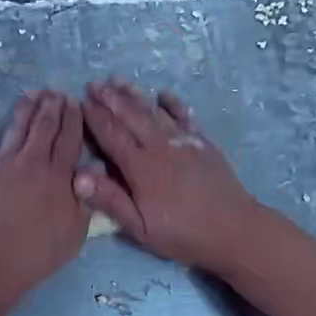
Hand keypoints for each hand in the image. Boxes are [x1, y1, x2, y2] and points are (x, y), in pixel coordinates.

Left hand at [0, 91, 89, 308]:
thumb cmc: (37, 255)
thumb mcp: (74, 233)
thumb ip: (84, 199)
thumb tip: (90, 172)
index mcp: (58, 177)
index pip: (69, 140)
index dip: (73, 119)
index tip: (75, 102)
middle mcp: (30, 163)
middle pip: (43, 128)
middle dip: (51, 107)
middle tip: (54, 91)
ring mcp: (0, 166)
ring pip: (15, 130)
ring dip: (24, 110)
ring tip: (30, 94)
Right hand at [75, 78, 262, 270]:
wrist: (237, 232)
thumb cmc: (183, 234)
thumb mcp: (141, 228)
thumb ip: (110, 200)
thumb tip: (78, 176)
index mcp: (141, 168)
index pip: (111, 136)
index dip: (94, 118)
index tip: (79, 102)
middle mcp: (160, 148)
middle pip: (131, 117)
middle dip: (111, 99)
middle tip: (94, 83)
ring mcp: (184, 143)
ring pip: (155, 112)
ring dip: (135, 95)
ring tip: (118, 80)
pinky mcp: (203, 145)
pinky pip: (185, 117)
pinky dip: (173, 104)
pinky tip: (164, 94)